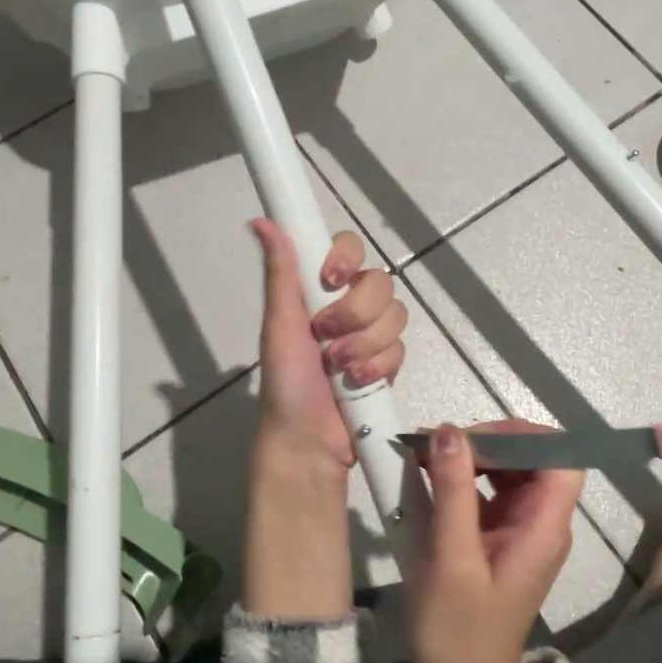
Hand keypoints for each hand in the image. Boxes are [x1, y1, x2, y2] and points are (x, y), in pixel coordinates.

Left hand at [250, 218, 406, 469]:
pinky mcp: (386, 363)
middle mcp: (346, 305)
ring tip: (338, 369)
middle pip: (380, 282)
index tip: (331, 279)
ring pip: (395, 315)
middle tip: (326, 339)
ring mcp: (369, 335)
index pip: (349, 248)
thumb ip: (281, 272)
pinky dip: (378, 367)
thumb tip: (261, 221)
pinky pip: (400, 349)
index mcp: (317, 290)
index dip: (347, 257)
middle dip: (355, 315)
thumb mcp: (279, 325)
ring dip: (365, 345)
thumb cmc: (285, 382)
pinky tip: (357, 384)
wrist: (307, 440)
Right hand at [409, 420, 583, 662]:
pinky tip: (427, 477)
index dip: (522, 435)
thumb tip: (449, 429)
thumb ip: (453, 491)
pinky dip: (461, 477)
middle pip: (532, 459)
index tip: (471, 435)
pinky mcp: (497, 539)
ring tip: (424, 454)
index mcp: (543, 528)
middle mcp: (540, 523)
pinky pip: (488, 492)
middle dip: (487, 440)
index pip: (560, 458)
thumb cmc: (458, 631)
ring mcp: (519, 531)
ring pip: (508, 471)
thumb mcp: (450, 558)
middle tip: (435, 444)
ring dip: (471, 456)